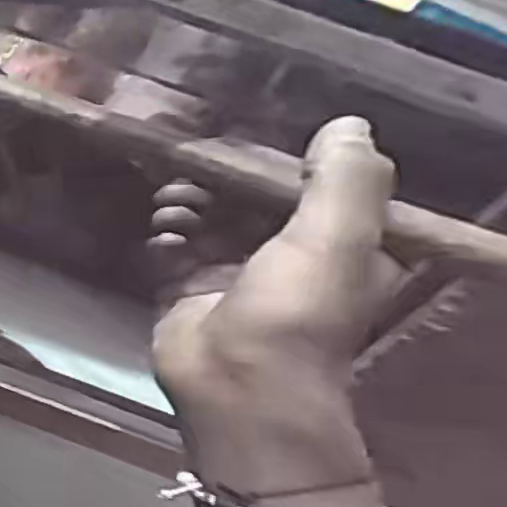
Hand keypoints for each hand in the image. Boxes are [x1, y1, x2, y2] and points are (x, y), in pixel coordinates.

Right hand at [149, 117, 404, 497]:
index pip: (305, 189)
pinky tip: (160, 241)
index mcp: (335, 245)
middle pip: (246, 204)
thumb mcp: (333, 239)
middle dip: (216, 187)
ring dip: (185, 210)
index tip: (237, 153)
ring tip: (169, 210)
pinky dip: (163, 242)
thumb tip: (346, 124)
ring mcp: (230, 277)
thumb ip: (343, 181)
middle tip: (187, 177)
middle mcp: (285, 258)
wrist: (234, 383)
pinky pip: (171, 254)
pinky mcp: (185, 294)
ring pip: (204, 226)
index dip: (271, 168)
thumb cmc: (293, 312)